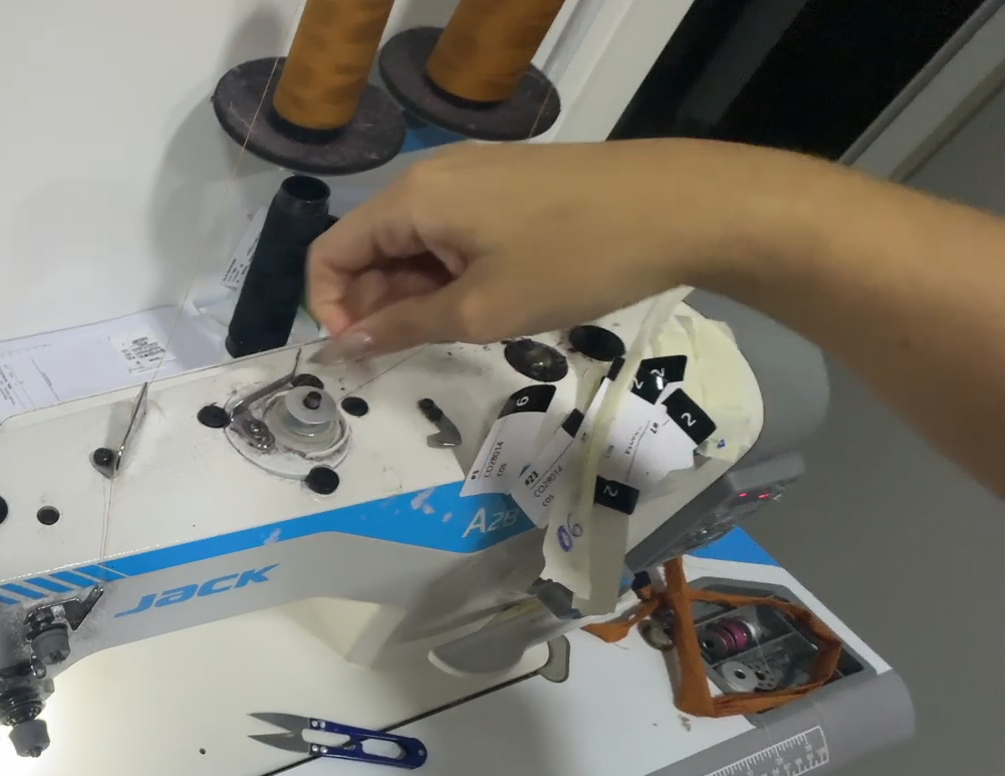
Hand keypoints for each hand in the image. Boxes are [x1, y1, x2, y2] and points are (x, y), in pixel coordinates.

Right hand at [305, 138, 793, 353]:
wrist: (695, 208)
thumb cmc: (575, 260)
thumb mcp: (478, 310)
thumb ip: (398, 329)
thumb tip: (341, 348)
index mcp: (411, 200)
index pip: (328, 255)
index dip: (328, 308)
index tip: (361, 350)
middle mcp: (427, 180)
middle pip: (364, 251)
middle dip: (371, 305)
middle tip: (408, 348)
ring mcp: (467, 179)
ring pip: (404, 248)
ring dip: (410, 295)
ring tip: (453, 328)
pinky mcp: (499, 187)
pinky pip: (442, 237)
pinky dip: (441, 276)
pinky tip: (476, 302)